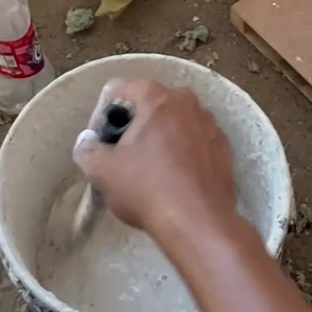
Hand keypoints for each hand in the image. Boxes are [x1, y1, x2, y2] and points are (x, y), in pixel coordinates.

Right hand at [73, 77, 238, 242]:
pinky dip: (183, 153)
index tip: (100, 141)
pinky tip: (175, 179)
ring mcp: (210, 124)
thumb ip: (88, 150)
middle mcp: (187, 102)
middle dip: (133, 125)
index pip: (119, 88)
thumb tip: (87, 144)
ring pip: (175, 122)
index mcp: (157, 97)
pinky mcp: (224, 148)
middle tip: (122, 155)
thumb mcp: (103, 171)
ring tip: (149, 169)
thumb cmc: (147, 188)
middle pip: (149, 104)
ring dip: (160, 138)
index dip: (102, 113)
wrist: (199, 223)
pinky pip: (195, 141)